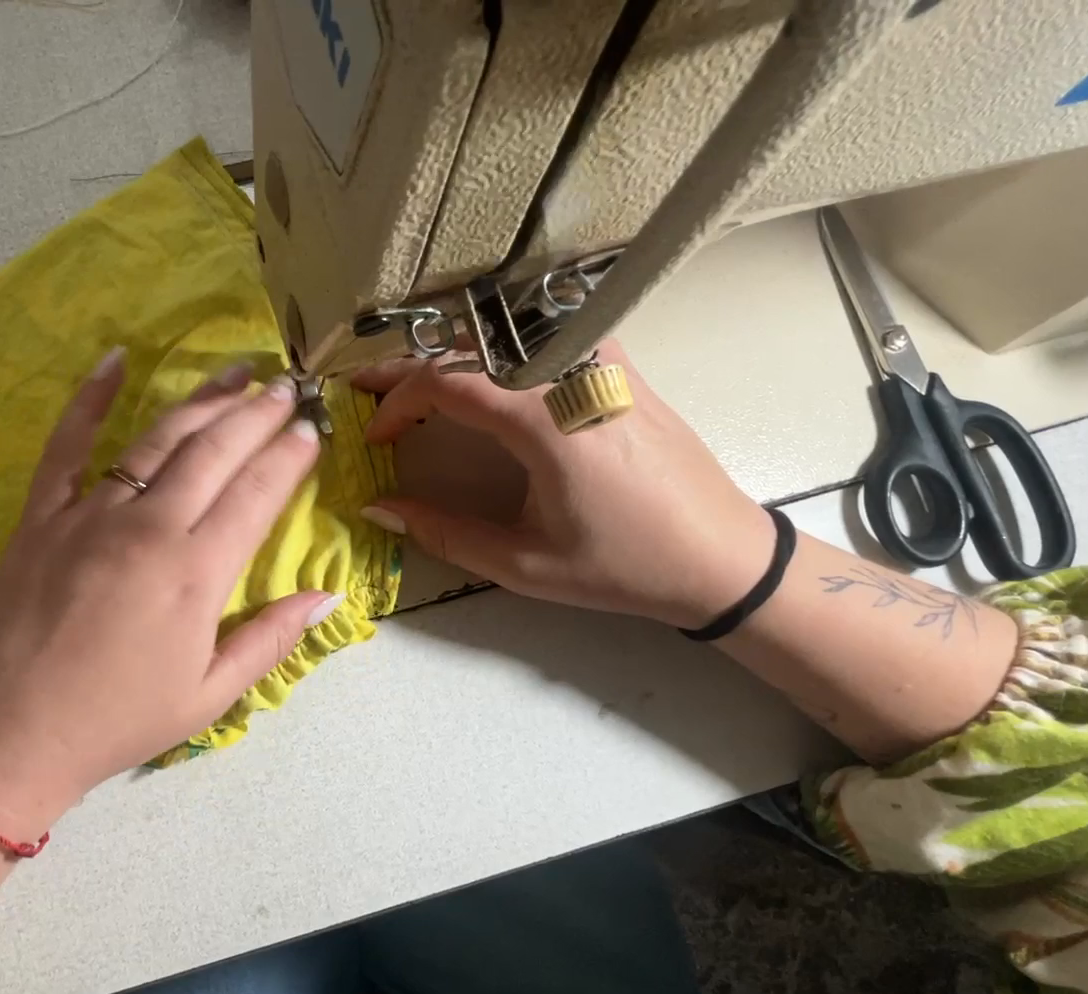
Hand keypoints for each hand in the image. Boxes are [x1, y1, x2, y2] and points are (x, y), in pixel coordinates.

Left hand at [0, 349, 339, 837]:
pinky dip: (90, 398)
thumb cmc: (116, 722)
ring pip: (155, 438)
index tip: (312, 428)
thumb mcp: (209, 697)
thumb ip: (270, 640)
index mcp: (195, 573)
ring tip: (236, 373)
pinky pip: (68, 443)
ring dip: (201, 400)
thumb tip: (327, 597)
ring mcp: (89, 513)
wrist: (10, 733)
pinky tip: (117, 359)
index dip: (290, 455)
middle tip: (286, 387)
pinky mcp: (42, 514)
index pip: (257, 493)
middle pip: (214, 451)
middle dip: (257, 413)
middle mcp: (147, 527)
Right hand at [355, 339, 773, 628]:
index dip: (397, 402)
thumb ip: (442, 532)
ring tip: (416, 381)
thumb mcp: (522, 563)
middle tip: (368, 390)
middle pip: (470, 346)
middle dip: (409, 367)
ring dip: (452, 353)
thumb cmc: (622, 566)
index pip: (447, 382)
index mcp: (546, 421)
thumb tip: (378, 509)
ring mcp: (602, 363)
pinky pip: (546, 336)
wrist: (719, 555)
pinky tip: (488, 373)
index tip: (375, 437)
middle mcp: (572, 375)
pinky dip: (500, 347)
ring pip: (506, 333)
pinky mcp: (620, 368)